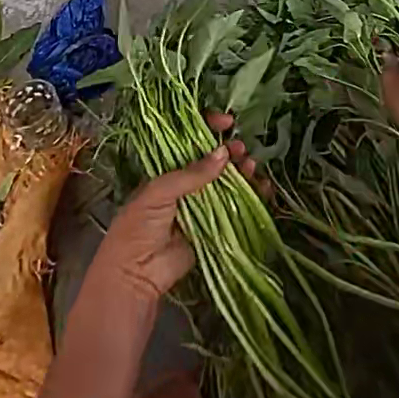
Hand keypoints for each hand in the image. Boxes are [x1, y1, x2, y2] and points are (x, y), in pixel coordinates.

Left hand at [90, 114, 265, 303]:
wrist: (135, 275)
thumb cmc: (138, 226)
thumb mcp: (159, 192)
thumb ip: (192, 173)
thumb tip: (224, 153)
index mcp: (168, 169)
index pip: (191, 140)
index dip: (209, 127)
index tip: (226, 122)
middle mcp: (186, 183)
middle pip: (214, 159)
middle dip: (229, 150)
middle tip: (241, 149)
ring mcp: (202, 204)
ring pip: (228, 180)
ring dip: (242, 170)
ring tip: (250, 166)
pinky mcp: (215, 226)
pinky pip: (237, 206)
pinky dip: (252, 195)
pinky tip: (263, 187)